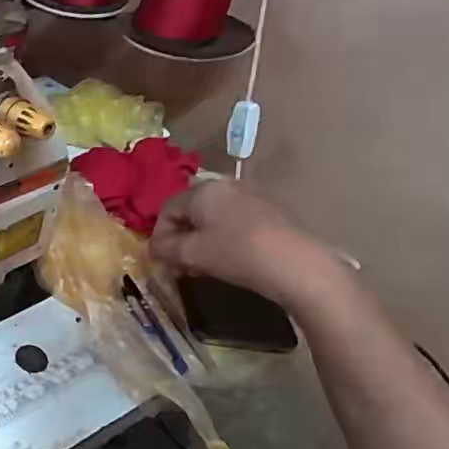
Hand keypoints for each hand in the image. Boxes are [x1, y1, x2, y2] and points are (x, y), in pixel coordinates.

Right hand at [149, 179, 330, 303]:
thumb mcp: (193, 255)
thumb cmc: (237, 254)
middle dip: (181, 236)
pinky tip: (230, 257)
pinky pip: (235, 219)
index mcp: (204, 189)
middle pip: (191, 208)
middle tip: (180, 263)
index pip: (168, 208)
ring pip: (214, 214)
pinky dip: (224, 236)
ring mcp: (252, 194)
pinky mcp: (271, 209)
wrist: (296, 264)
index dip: (159, 235)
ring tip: (204, 263)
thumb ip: (166, 249)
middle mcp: (226, 184)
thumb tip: (152, 248)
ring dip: (202, 237)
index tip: (161, 260)